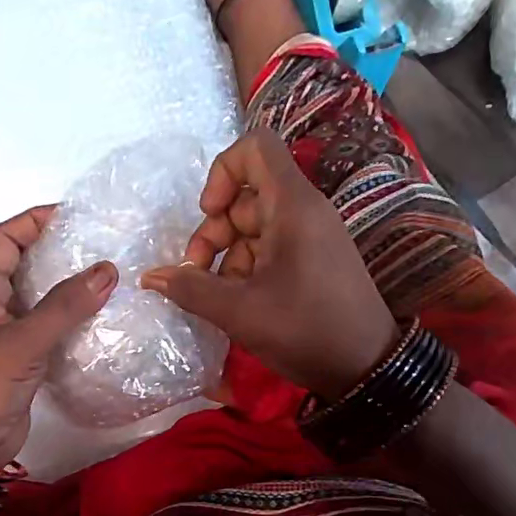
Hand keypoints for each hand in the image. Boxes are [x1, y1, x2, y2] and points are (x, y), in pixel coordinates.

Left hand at [0, 206, 116, 472]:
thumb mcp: (19, 343)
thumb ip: (63, 307)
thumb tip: (107, 268)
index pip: (4, 240)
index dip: (32, 220)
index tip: (73, 215)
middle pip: (26, 268)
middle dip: (59, 253)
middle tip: (103, 248)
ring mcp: (11, 342)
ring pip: (43, 304)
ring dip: (71, 292)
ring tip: (112, 283)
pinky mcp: (26, 369)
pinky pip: (53, 337)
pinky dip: (75, 328)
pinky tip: (104, 327)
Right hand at [140, 129, 397, 400]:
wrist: (366, 367)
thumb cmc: (305, 330)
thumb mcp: (241, 312)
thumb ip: (192, 289)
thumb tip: (150, 277)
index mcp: (293, 206)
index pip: (255, 148)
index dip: (222, 172)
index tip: (208, 214)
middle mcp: (303, 212)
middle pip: (246, 196)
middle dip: (214, 231)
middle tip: (198, 274)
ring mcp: (310, 237)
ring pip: (254, 227)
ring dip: (226, 256)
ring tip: (216, 297)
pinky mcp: (312, 262)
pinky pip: (269, 249)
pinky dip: (246, 269)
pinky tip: (236, 303)